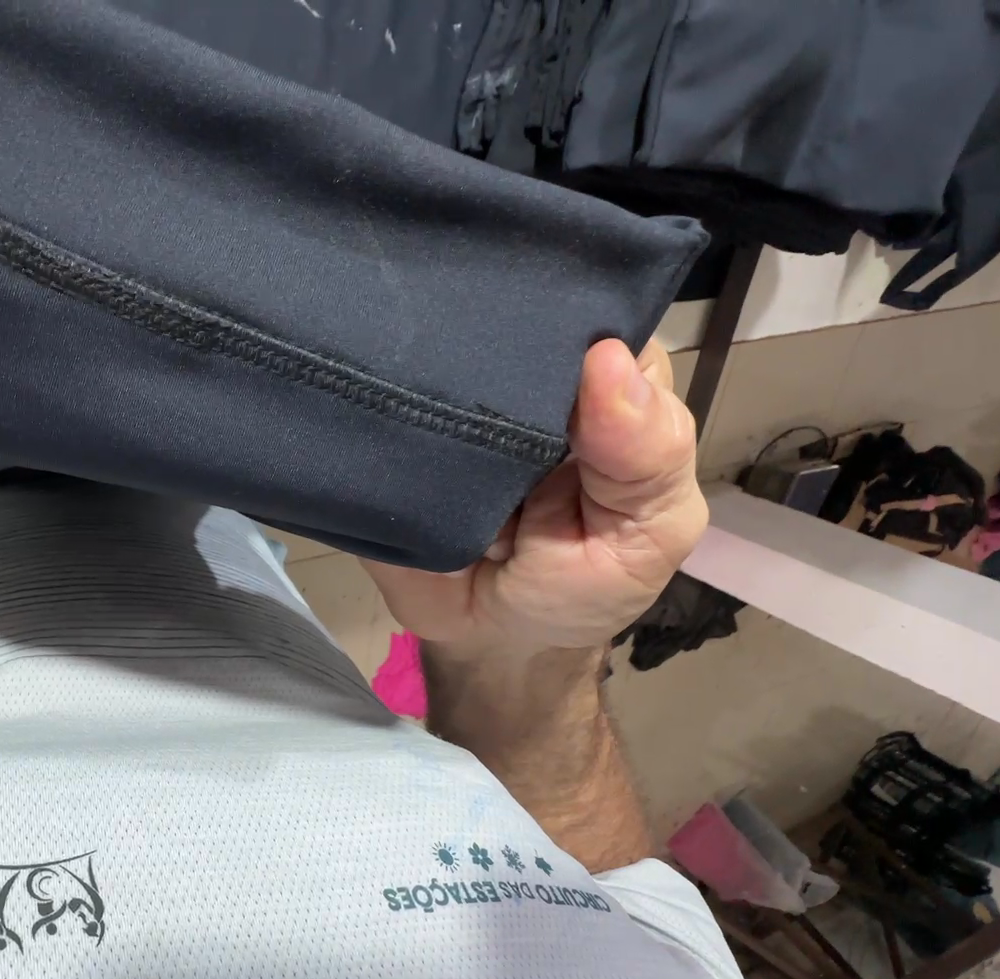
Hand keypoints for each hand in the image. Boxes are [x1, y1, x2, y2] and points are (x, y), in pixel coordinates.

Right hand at [364, 339, 705, 654]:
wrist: (482, 644)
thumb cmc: (579, 589)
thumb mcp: (648, 534)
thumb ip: (648, 458)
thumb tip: (604, 358)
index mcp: (596, 400)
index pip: (591, 325)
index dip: (578, 315)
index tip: (549, 314)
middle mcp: (522, 393)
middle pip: (506, 326)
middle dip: (489, 317)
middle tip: (466, 317)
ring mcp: (450, 415)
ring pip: (435, 354)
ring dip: (418, 345)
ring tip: (401, 335)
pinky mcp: (389, 447)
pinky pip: (373, 411)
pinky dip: (363, 394)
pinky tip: (351, 373)